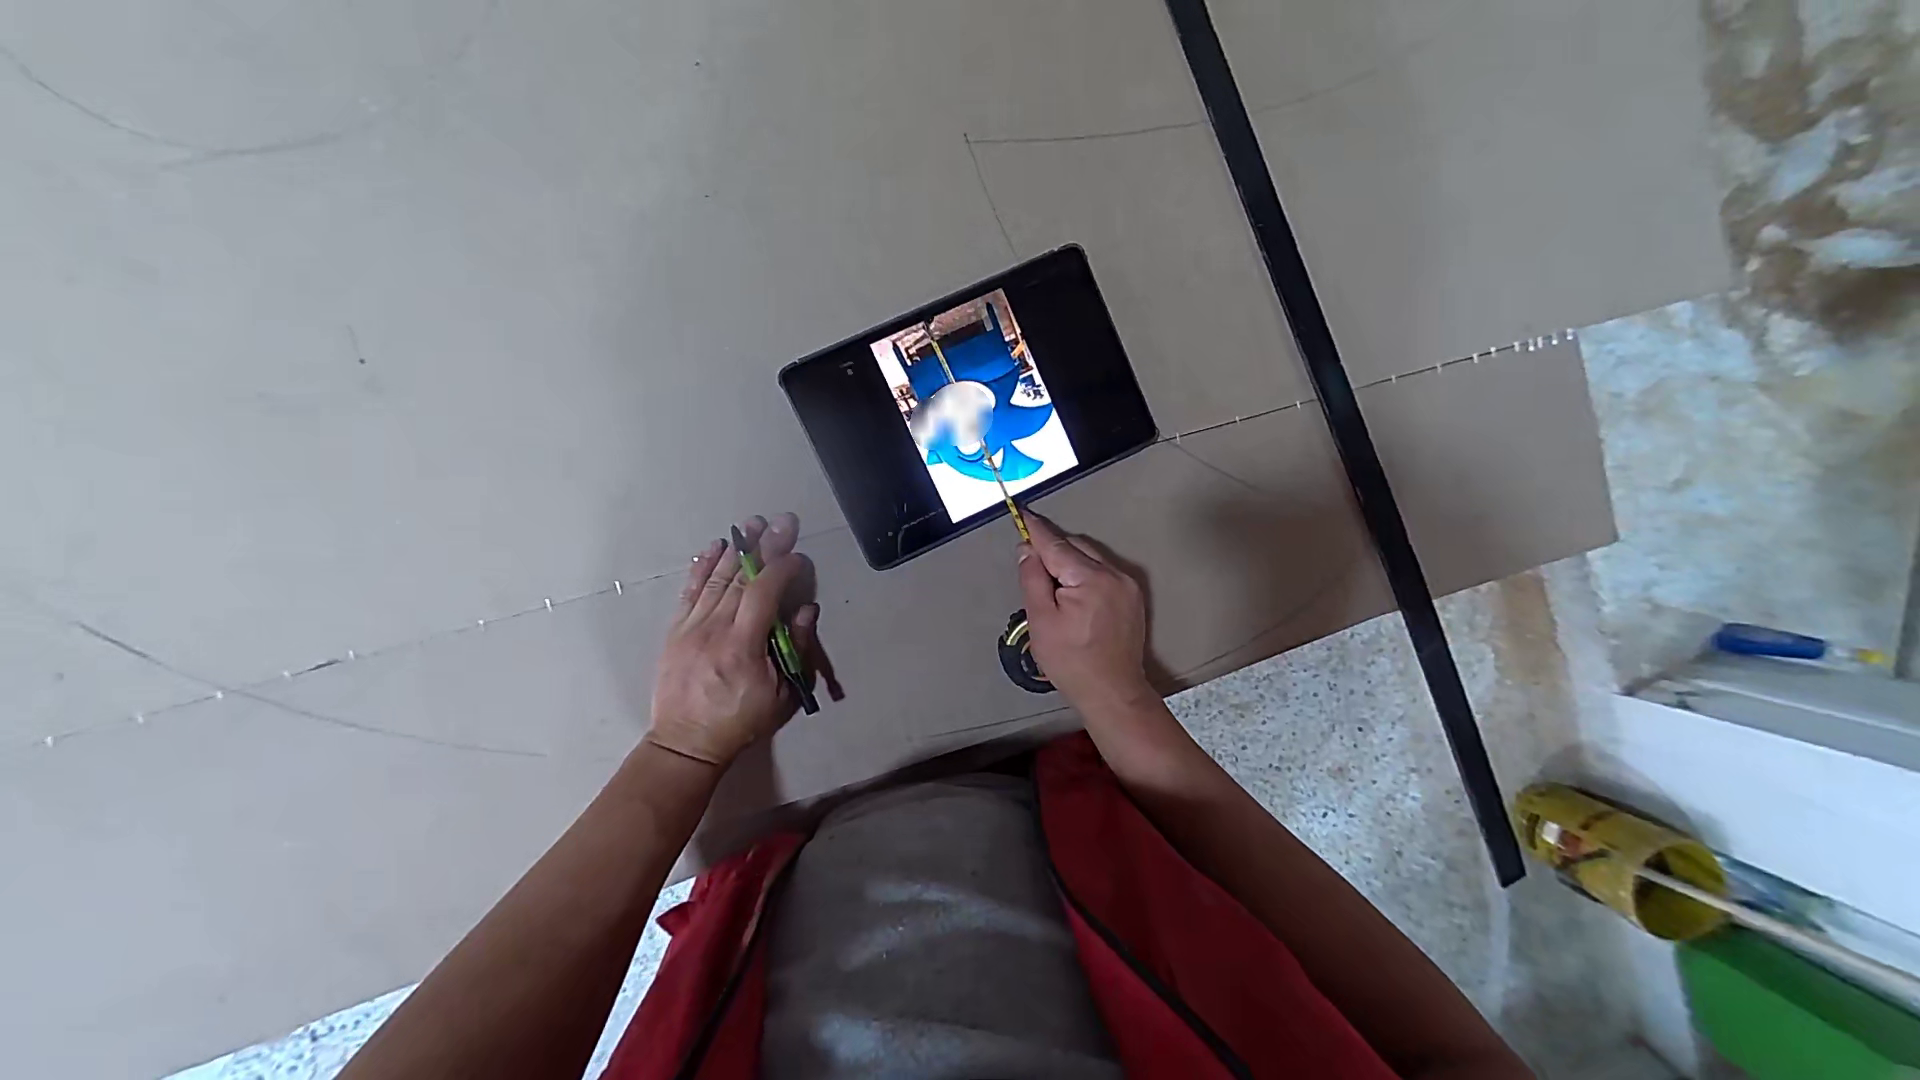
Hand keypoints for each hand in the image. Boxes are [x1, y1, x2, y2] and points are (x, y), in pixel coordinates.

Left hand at [646, 513, 818, 767]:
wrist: (685, 742)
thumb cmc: (741, 721)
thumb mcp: (781, 695)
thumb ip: (795, 649)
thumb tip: (805, 609)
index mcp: (742, 646)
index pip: (763, 593)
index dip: (782, 568)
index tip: (799, 556)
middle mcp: (714, 629)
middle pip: (741, 578)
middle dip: (765, 547)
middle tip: (781, 521)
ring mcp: (690, 627)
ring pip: (716, 578)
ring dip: (737, 548)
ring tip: (752, 523)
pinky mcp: (675, 630)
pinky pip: (690, 591)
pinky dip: (702, 566)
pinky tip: (715, 546)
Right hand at [1015, 511, 1154, 711]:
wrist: (1112, 692)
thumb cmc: (1073, 662)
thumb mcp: (1041, 620)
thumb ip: (1033, 578)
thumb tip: (1027, 549)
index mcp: (1090, 579)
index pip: (1056, 545)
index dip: (1036, 530)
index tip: (1022, 515)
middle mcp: (1114, 575)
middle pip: (1075, 547)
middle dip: (1052, 549)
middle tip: (1030, 562)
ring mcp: (1126, 585)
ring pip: (1090, 558)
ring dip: (1069, 562)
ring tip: (1051, 587)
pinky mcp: (1131, 597)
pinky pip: (1103, 572)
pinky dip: (1085, 573)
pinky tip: (1072, 594)